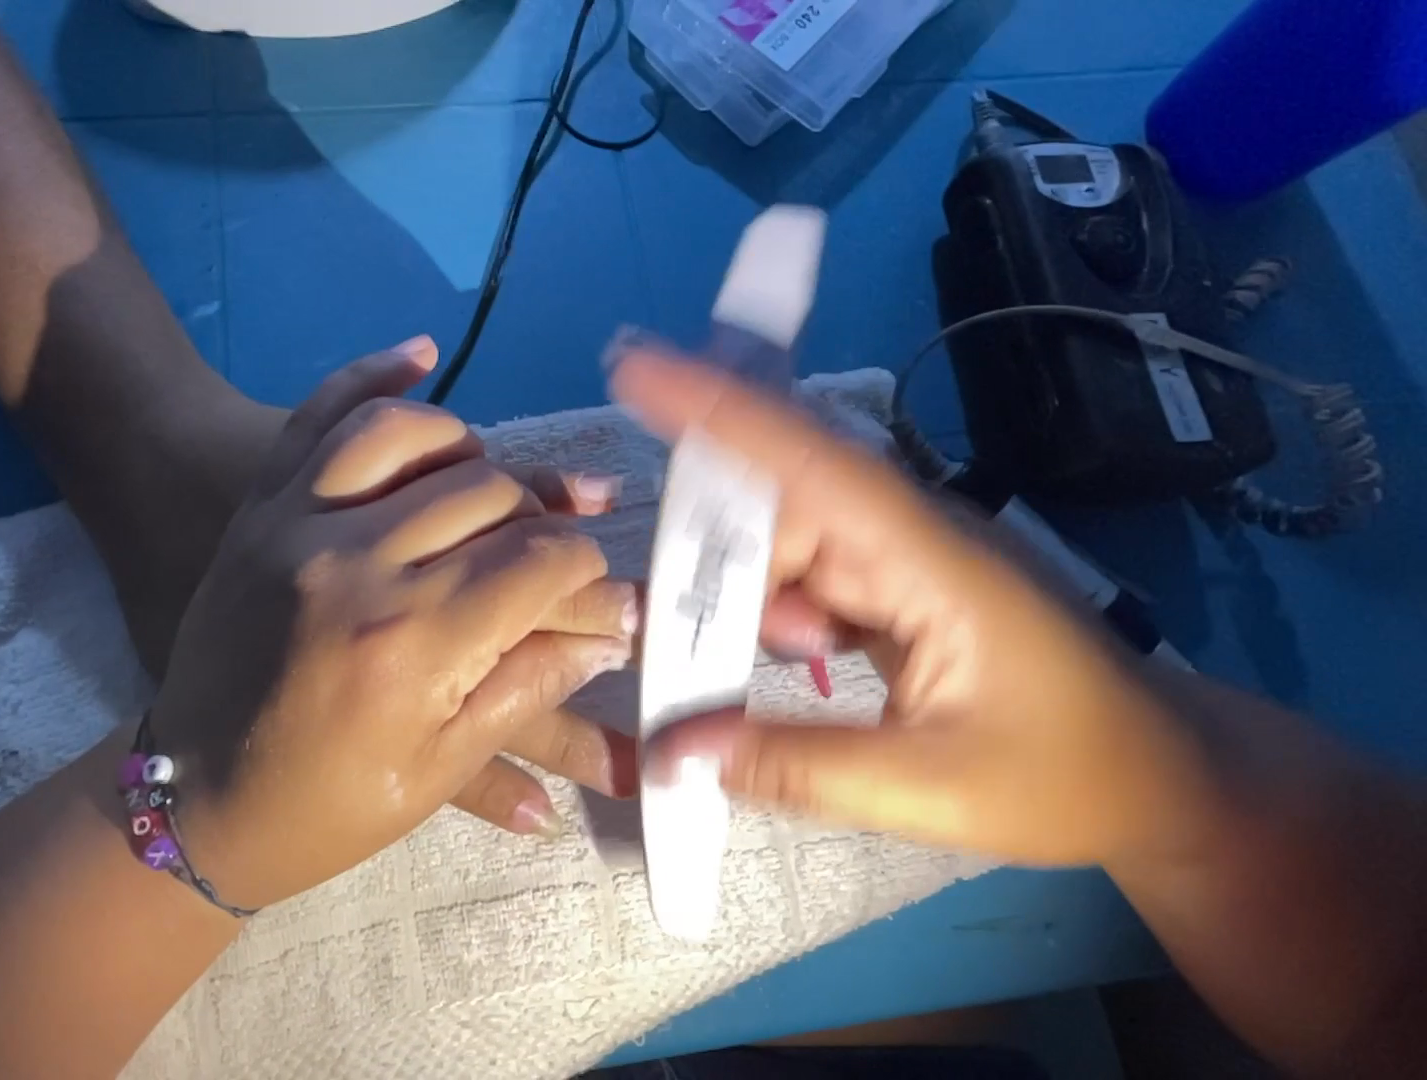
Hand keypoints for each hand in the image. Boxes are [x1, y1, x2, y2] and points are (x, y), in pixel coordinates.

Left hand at [149, 341, 631, 909]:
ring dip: (476, 453)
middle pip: (492, 494)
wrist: (189, 799)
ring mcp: (301, 522)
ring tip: (497, 488)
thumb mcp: (435, 773)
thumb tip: (606, 632)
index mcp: (412, 642)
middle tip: (555, 555)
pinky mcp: (263, 507)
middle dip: (545, 520)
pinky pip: (321, 416)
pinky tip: (418, 354)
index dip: (587, 573)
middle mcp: (360, 563)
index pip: (541, 563)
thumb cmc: (323, 806)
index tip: (600, 596)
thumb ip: (526, 689)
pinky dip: (372, 376)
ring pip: (419, 438)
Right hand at [611, 348, 1222, 867]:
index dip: (719, 410)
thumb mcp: (931, 791)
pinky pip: (801, 575)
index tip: (636, 366)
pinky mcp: (890, 582)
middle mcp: (902, 533)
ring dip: (754, 600)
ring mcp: (896, 554)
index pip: (807, 461)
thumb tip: (672, 750)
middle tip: (696, 636)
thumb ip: (794, 766)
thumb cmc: (1072, 777)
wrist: (1171, 777)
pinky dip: (776, 613)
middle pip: (773, 507)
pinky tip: (807, 656)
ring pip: (780, 544)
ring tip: (793, 665)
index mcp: (926, 558)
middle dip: (721, 562)